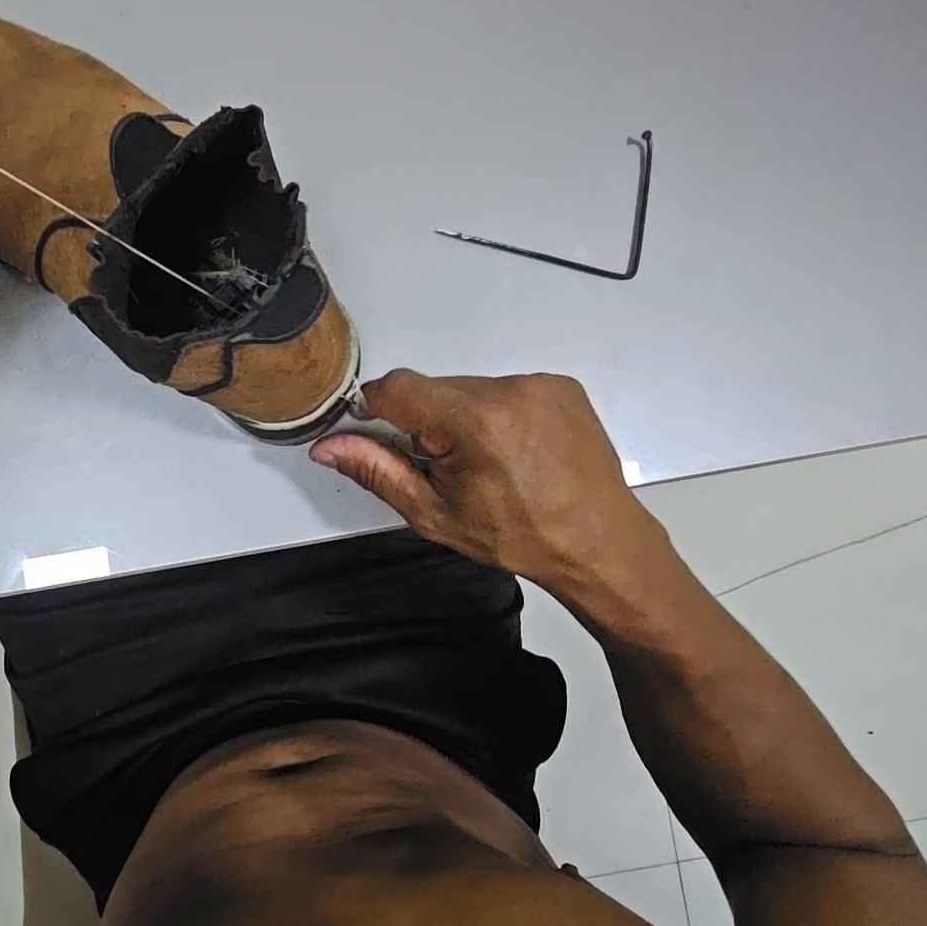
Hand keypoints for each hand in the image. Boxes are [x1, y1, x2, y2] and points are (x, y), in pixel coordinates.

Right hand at [311, 371, 675, 608]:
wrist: (598, 542)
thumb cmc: (517, 537)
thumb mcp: (434, 513)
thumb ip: (377, 471)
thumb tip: (327, 446)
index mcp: (474, 423)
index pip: (398, 386)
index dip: (377, 405)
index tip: (378, 431)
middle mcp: (509, 390)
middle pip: (434, 387)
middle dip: (425, 419)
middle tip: (443, 465)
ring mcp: (540, 383)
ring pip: (468, 387)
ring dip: (460, 415)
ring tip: (485, 461)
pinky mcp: (560, 384)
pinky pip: (504, 387)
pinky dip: (495, 412)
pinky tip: (511, 449)